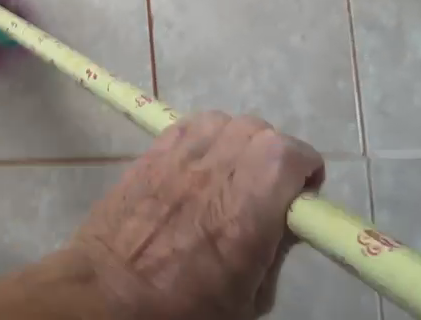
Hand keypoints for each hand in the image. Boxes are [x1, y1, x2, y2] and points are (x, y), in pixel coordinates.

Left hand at [69, 112, 323, 319]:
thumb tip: (289, 216)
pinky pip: (183, 126)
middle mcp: (208, 174)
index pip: (282, 154)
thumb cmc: (189, 304)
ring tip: (238, 171)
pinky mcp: (146, 156)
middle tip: (274, 184)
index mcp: (243, 212)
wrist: (114, 287)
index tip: (306, 191)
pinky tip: (203, 164)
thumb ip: (276, 247)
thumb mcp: (253, 294)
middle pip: (253, 128)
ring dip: (237, 138)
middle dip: (275, 152)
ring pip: (217, 120)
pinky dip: (203, 135)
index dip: (305, 165)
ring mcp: (172, 159)